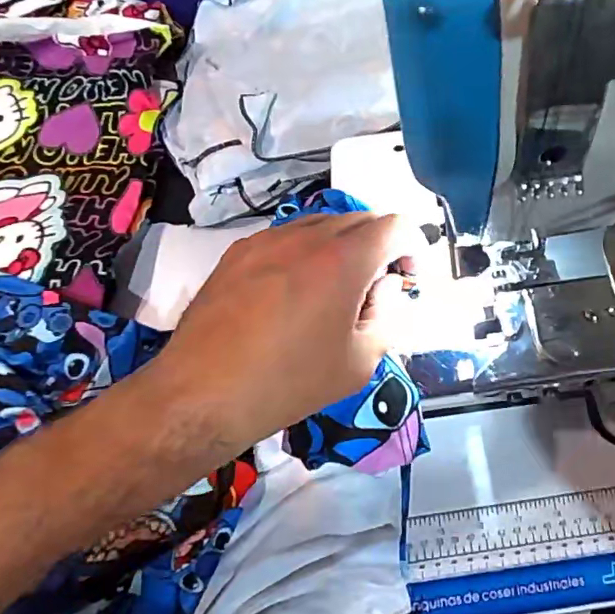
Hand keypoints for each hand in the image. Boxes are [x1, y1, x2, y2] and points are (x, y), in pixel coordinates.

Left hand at [145, 212, 417, 453]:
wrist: (202, 394)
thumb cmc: (288, 383)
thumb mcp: (360, 362)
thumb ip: (389, 315)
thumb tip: (386, 287)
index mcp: (344, 260)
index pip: (395, 225)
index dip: (411, 246)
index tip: (405, 276)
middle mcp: (307, 237)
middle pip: (360, 219)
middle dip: (378, 246)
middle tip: (373, 288)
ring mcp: (268, 240)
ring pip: (322, 224)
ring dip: (341, 246)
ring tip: (331, 290)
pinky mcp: (239, 252)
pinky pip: (287, 237)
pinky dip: (304, 252)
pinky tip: (292, 291)